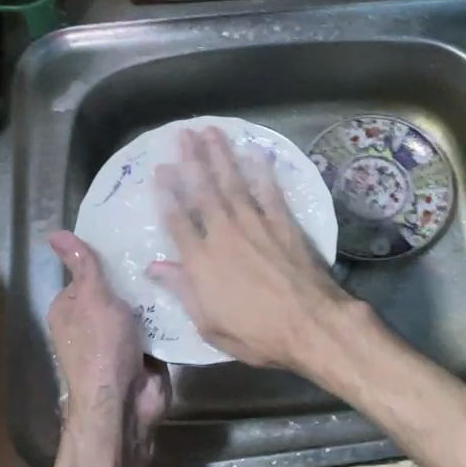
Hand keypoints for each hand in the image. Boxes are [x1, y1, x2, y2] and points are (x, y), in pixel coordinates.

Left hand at [47, 230, 169, 441]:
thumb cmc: (101, 347)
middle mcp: (92, 323)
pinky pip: (159, 326)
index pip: (87, 273)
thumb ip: (83, 266)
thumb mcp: (91, 298)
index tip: (134, 236)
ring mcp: (119, 339)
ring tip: (183, 266)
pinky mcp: (145, 351)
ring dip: (158, 296)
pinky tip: (190, 295)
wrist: (125, 402)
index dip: (108, 256)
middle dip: (138, 275)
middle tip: (165, 247)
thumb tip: (55, 233)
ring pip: (141, 307)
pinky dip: (170, 317)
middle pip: (118, 289)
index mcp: (70, 309)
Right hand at [147, 128, 360, 373]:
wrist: (311, 324)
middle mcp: (224, 234)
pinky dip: (262, 171)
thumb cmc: (257, 334)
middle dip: (192, 161)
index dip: (166, 194)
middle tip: (184, 134)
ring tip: (211, 132)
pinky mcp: (284, 224)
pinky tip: (255, 153)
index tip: (159, 170)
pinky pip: (270, 191)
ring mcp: (256, 225)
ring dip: (221, 156)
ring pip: (234, 183)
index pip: (177, 221)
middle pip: (203, 191)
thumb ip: (182, 291)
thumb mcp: (209, 325)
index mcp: (201, 262)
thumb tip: (154, 267)